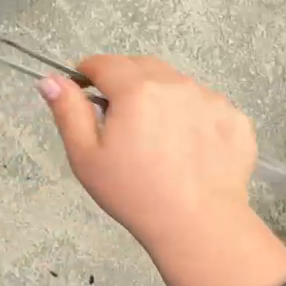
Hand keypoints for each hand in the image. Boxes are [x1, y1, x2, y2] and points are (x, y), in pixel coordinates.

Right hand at [38, 55, 285, 285]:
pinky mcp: (235, 118)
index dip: (87, 74)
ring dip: (158, 97)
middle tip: (115, 117)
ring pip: (174, 84)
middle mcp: (176, 84)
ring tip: (152, 138)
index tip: (82, 91)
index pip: (104, 63)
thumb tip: (50, 80)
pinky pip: (204, 105)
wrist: (197, 222)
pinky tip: (183, 149)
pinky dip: (188, 116)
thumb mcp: (85, 155)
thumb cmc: (132, 192)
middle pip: (141, 66)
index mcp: (136, 90)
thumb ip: (68, 111)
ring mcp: (211, 99)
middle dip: (123, 80)